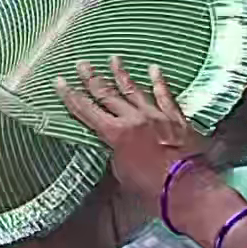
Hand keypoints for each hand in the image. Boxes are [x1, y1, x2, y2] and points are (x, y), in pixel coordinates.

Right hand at [54, 56, 217, 196]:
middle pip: (107, 94)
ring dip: (121, 74)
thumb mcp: (121, 172)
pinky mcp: (176, 118)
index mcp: (114, 134)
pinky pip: (165, 96)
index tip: (59, 81)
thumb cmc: (149, 188)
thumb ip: (115, 152)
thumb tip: (115, 144)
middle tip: (82, 63)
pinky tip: (153, 69)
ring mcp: (155, 116)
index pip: (86, 110)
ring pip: (134, 90)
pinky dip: (159, 82)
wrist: (187, 189)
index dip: (70, 96)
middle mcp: (132, 119)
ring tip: (113, 58)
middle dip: (91, 78)